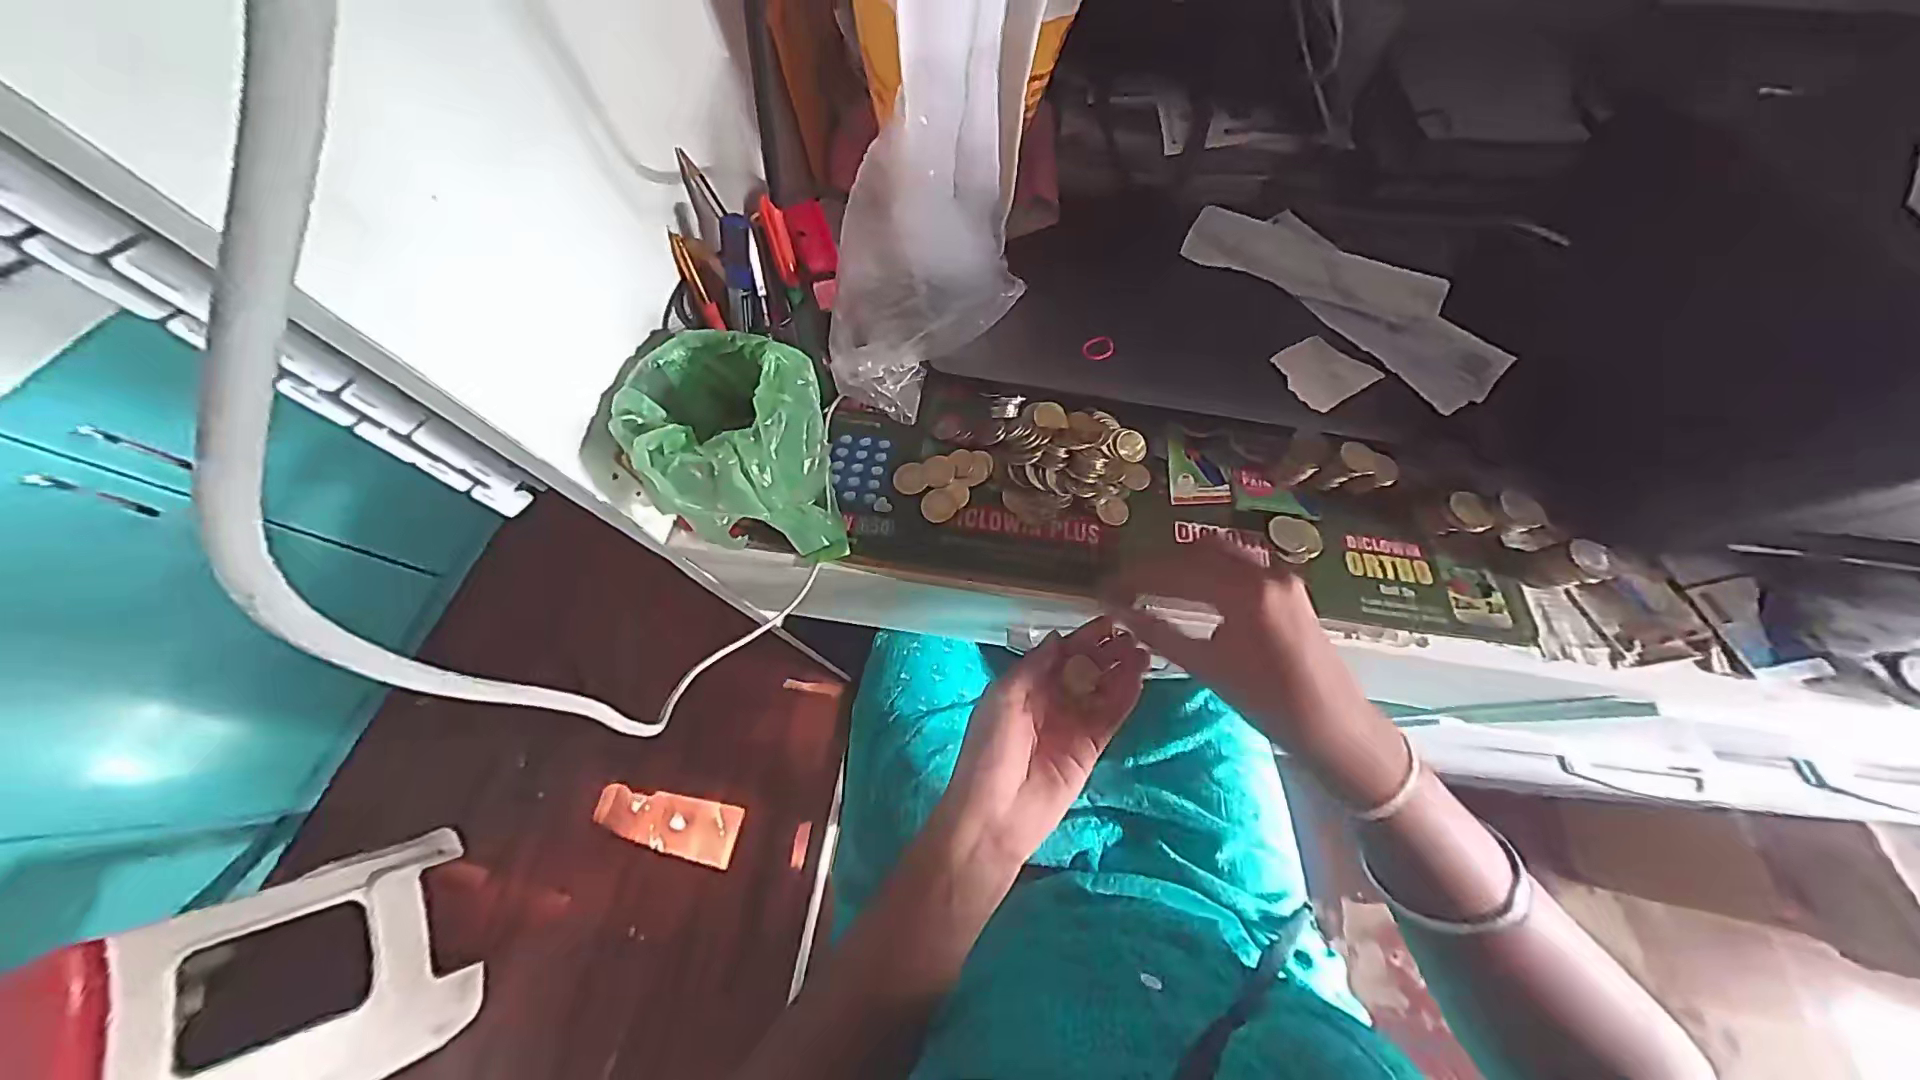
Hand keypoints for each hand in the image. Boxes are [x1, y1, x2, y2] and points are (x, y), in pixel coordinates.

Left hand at [936, 617, 1150, 868]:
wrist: (996, 813)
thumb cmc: (991, 750)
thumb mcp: (1004, 697)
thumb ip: (1034, 667)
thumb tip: (1060, 639)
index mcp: (1026, 685)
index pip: (1060, 654)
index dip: (1083, 638)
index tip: (1109, 622)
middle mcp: (1051, 700)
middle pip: (1085, 669)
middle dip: (1107, 651)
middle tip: (1133, 635)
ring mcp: (1072, 724)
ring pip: (1102, 690)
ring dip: (1122, 671)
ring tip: (1144, 653)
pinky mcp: (1090, 748)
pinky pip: (1110, 717)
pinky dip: (1125, 699)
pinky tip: (1139, 680)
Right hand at [1101, 534, 1409, 806]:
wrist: (1336, 727)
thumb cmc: (1270, 703)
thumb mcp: (1208, 667)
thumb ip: (1159, 634)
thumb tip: (1118, 611)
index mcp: (1245, 590)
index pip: (1175, 571)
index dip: (1135, 578)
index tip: (1106, 588)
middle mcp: (1265, 571)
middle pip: (1195, 553)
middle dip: (1155, 566)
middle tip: (1125, 584)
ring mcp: (1280, 576)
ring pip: (1219, 552)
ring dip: (1182, 563)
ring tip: (1152, 583)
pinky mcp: (1287, 586)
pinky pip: (1239, 562)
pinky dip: (1209, 568)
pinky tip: (1192, 587)